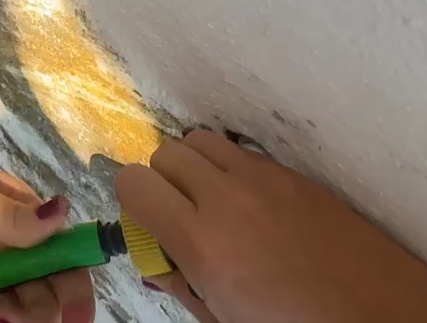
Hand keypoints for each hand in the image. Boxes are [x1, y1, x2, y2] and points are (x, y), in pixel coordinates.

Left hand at [0, 140, 95, 322]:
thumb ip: (12, 216)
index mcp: (10, 202)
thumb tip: (64, 213)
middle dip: (39, 304)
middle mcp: (0, 232)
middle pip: (39, 278)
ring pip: (12, 297)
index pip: (55, 242)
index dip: (72, 275)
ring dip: (12, 315)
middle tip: (14, 319)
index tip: (77, 313)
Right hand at [115, 130, 426, 322]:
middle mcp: (226, 197)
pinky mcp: (294, 174)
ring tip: (215, 206)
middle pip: (164, 154)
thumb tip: (158, 259)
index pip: (133, 182)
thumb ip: (183, 287)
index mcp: (204, 243)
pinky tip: (255, 210)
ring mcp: (263, 178)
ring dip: (195, 166)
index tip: (148, 224)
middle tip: (181, 219)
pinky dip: (232, 170)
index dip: (132, 202)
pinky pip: (241, 152)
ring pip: (199, 140)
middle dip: (162, 182)